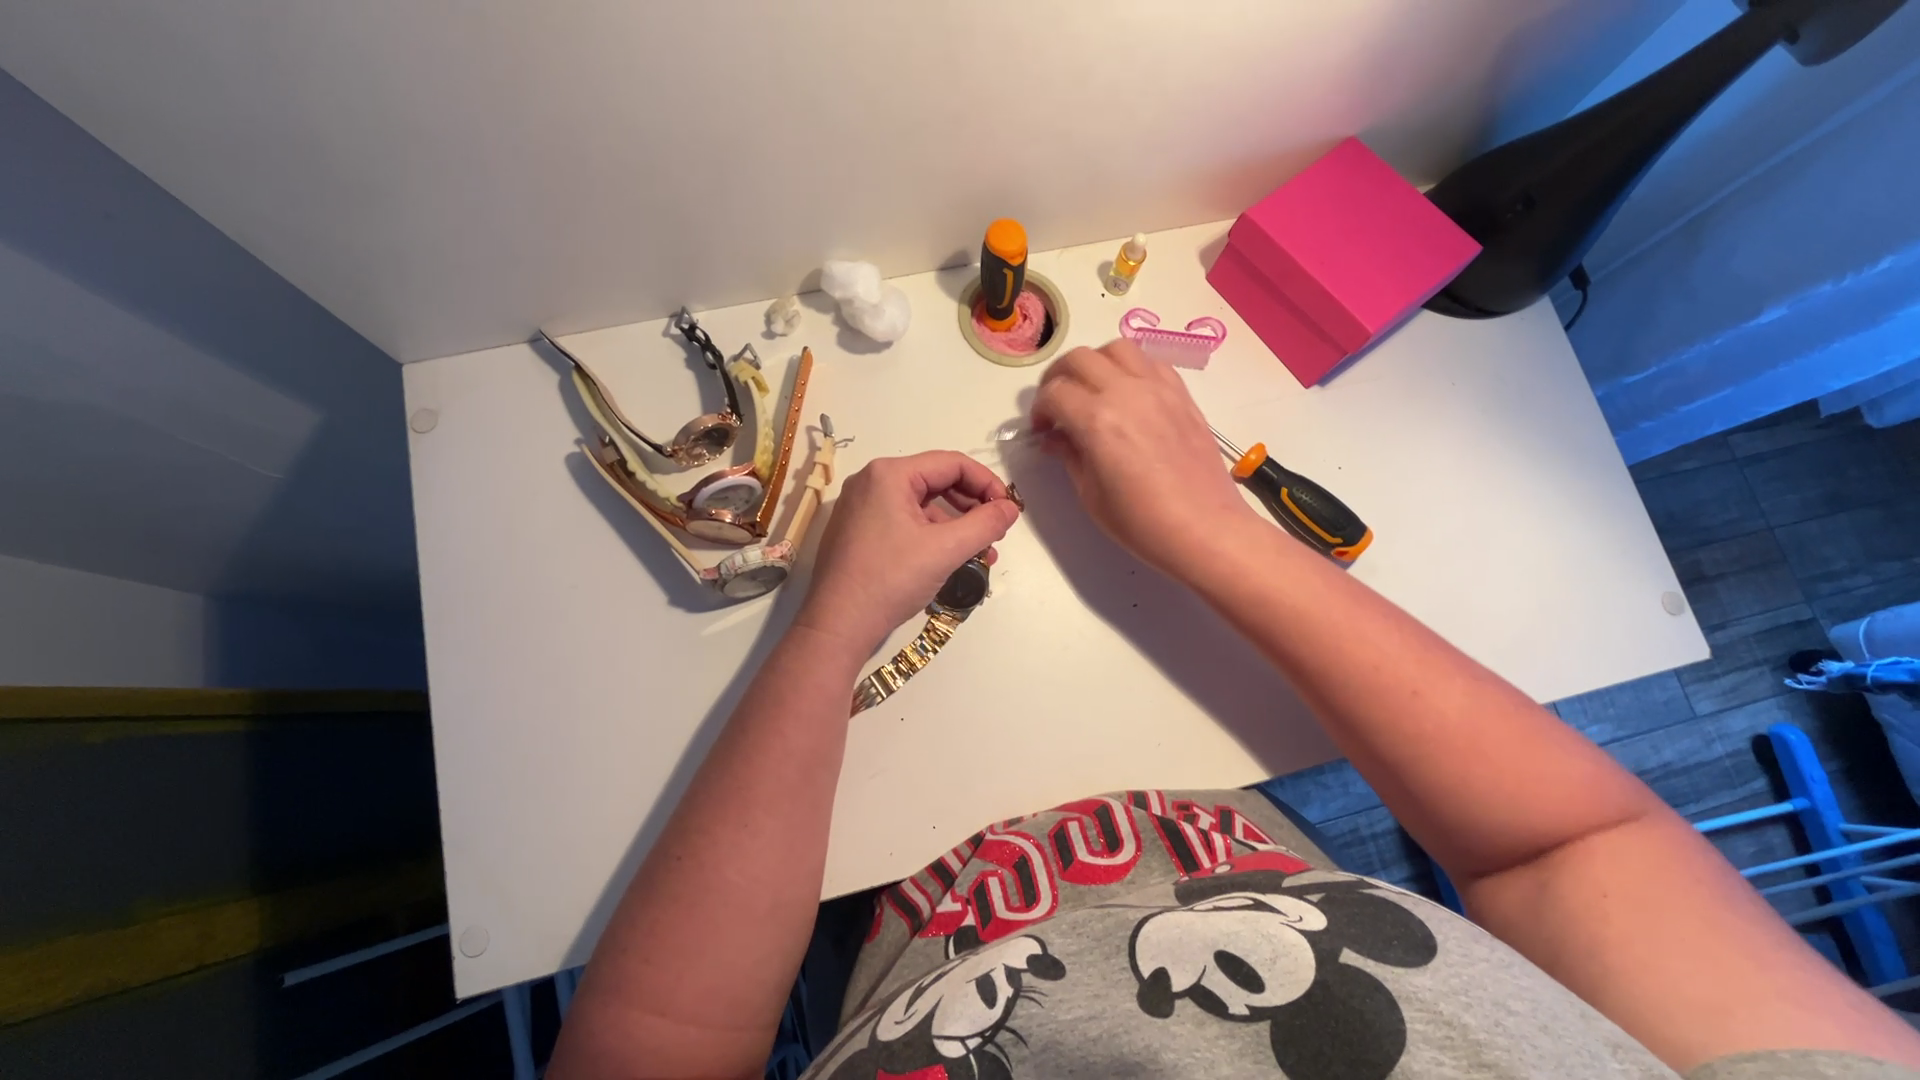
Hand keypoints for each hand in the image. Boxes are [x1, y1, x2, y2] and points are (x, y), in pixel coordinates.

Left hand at [794, 451, 1019, 650]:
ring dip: (955, 525)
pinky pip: (904, 522)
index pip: (951, 464)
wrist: (837, 625)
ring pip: (922, 505)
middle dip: (972, 506)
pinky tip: (950, 560)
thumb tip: (1010, 508)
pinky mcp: (858, 532)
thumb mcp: (945, 550)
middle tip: (995, 532)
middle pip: (936, 481)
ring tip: (980, 554)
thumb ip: (985, 524)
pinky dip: (932, 536)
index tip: (1008, 511)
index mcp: (889, 475)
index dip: (986, 483)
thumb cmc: (890, 580)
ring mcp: (861, 507)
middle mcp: (871, 482)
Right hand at [1030, 340, 1259, 575]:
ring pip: (1117, 348)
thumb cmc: (1142, 522)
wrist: (1204, 528)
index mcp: (1098, 421)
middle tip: (1056, 404)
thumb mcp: (1091, 495)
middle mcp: (1126, 393)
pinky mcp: (1181, 395)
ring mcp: (1158, 389)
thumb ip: (1069, 456)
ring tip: (1092, 391)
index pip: (1054, 393)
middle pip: (1080, 359)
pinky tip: (1128, 395)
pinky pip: (1150, 362)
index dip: (1039, 410)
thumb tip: (1055, 437)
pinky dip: (1130, 368)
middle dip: (1058, 377)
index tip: (1042, 430)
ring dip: (1095, 363)